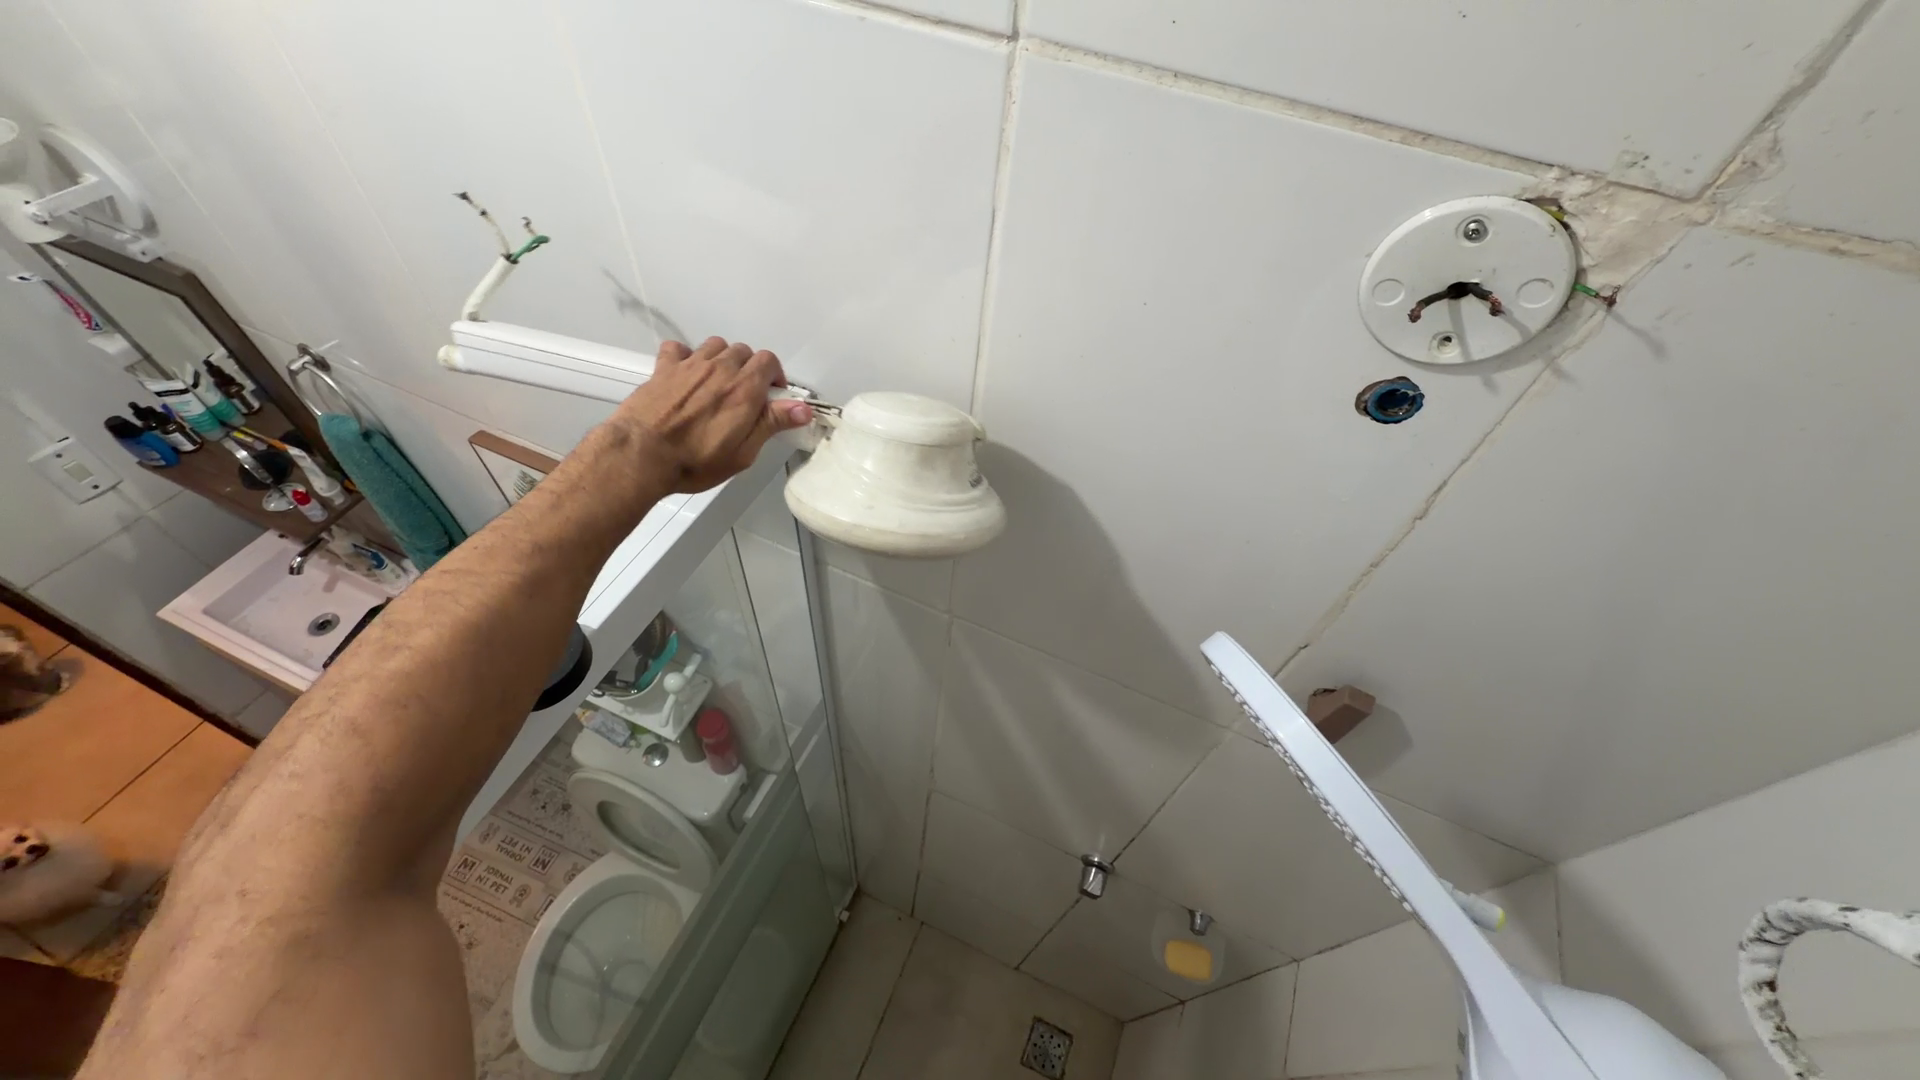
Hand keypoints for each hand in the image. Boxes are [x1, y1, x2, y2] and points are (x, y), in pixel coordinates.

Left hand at [612, 337, 813, 493]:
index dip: (774, 376)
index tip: (771, 396)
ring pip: (716, 345)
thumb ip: (772, 423)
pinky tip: (685, 374)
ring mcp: (690, 365)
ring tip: (718, 382)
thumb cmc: (695, 461)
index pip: (769, 361)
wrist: (641, 455)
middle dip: (750, 368)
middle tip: (745, 394)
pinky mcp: (664, 368)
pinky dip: (686, 356)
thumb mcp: (743, 452)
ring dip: (723, 359)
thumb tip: (804, 409)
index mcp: (744, 389)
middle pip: (744, 351)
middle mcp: (720, 369)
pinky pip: (679, 348)